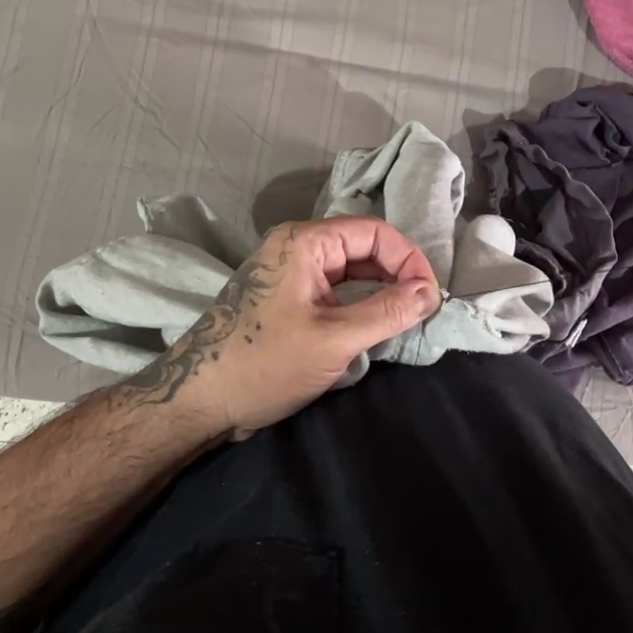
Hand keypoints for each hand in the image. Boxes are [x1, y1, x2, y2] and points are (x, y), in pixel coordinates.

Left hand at [117, 216, 441, 438]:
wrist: (200, 401)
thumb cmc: (265, 364)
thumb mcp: (334, 340)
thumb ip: (387, 312)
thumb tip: (431, 293)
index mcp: (304, 242)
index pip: (374, 232)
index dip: (409, 259)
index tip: (431, 297)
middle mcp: (297, 248)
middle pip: (364, 247)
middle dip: (398, 274)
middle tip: (425, 310)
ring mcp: (290, 274)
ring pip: (351, 271)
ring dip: (382, 291)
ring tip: (409, 318)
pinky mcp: (288, 300)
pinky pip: (335, 290)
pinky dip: (361, 304)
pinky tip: (379, 325)